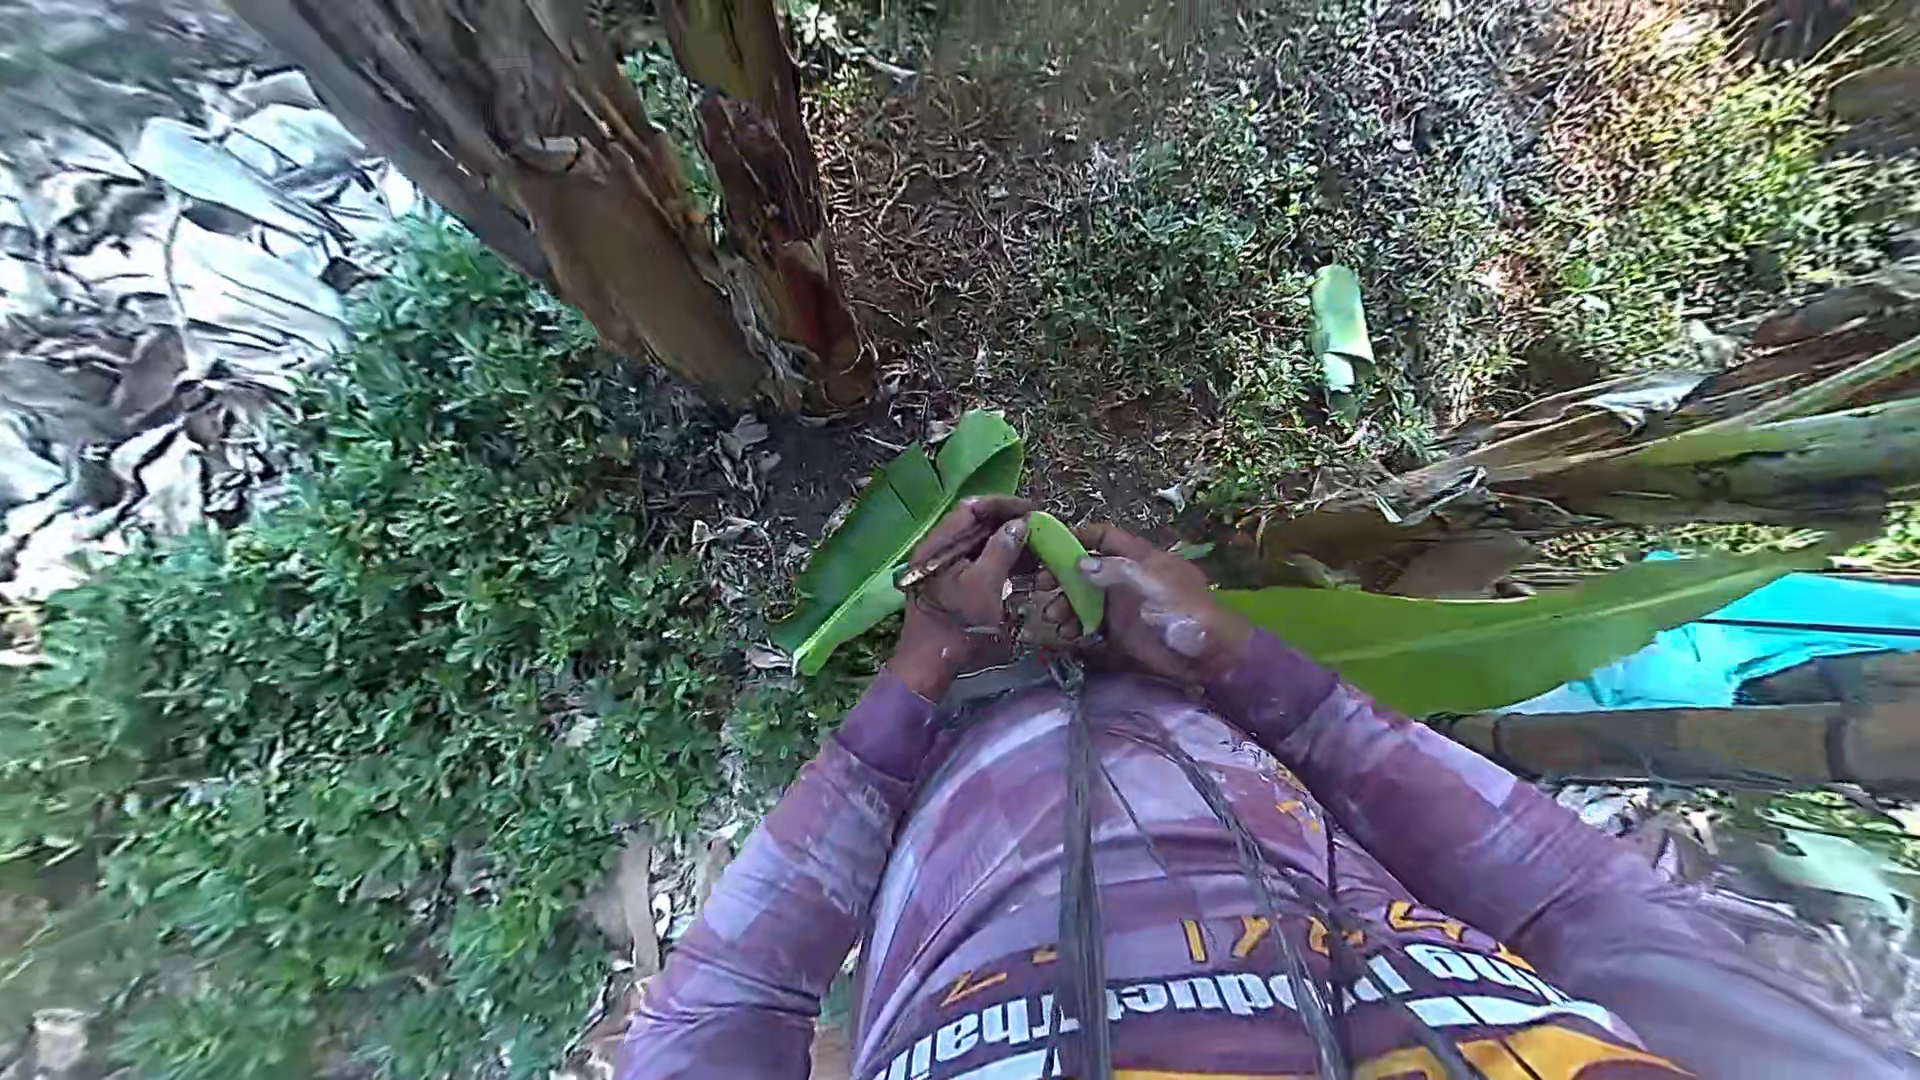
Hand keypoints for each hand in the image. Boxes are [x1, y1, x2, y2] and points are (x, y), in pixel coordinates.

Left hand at [889, 496, 1032, 698]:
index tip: (1032, 511)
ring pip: (977, 542)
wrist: (929, 664)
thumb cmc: (957, 626)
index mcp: (938, 544)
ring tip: (1036, 547)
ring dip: (1006, 542)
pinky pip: (976, 560)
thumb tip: (1020, 523)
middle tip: (1038, 529)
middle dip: (1008, 523)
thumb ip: (1002, 550)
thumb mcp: (984, 586)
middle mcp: (937, 548)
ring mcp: (942, 566)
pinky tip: (1022, 565)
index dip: (1003, 505)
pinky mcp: (949, 582)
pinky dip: (998, 559)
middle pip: (975, 523)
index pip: (972, 508)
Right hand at [1035, 523, 1250, 683]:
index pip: (1104, 537)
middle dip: (1060, 576)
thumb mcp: (1153, 584)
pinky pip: (1088, 623)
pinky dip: (1074, 626)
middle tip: (1040, 587)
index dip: (1078, 536)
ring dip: (1063, 604)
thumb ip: (1116, 570)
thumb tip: (1080, 563)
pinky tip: (1066, 633)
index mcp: (1138, 558)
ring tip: (1053, 618)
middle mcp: (1125, 578)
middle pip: (1085, 568)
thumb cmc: (1186, 612)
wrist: (1210, 656)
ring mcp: (1121, 605)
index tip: (1049, 545)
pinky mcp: (1119, 631)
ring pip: (1082, 597)